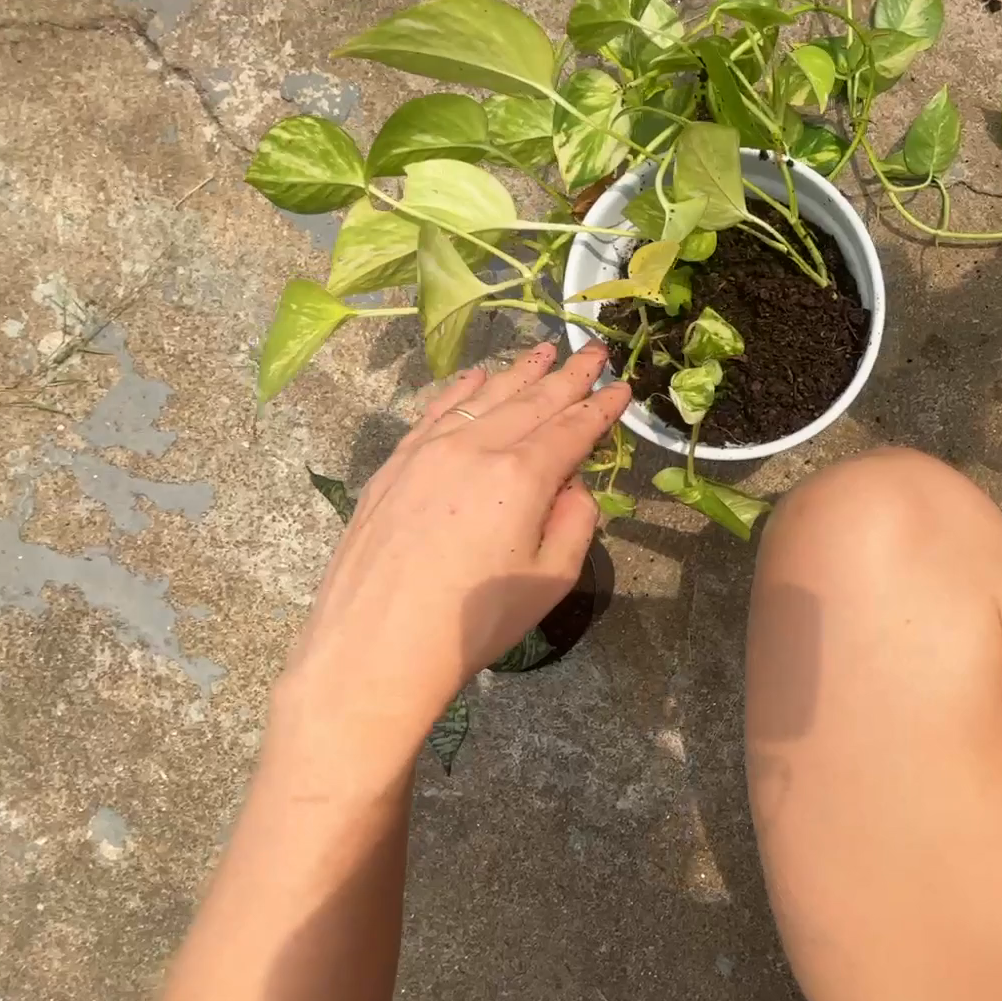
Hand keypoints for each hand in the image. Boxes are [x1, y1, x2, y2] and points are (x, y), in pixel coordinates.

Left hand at [267, 342, 630, 790]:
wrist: (377, 649)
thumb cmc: (478, 620)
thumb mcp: (554, 577)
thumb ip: (576, 519)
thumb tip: (570, 484)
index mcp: (522, 475)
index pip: (573, 428)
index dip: (602, 407)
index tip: (624, 388)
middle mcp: (475, 448)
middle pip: (532, 401)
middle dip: (569, 375)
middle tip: (595, 352)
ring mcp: (427, 452)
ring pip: (484, 398)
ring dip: (520, 372)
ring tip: (545, 350)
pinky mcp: (394, 467)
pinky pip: (435, 412)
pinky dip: (462, 389)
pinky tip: (479, 376)